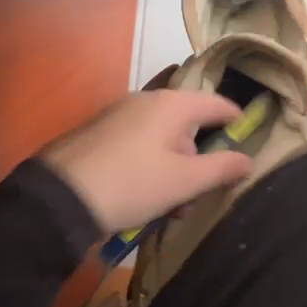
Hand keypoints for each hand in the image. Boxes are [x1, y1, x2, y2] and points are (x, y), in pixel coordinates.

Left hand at [41, 91, 255, 231]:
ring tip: (170, 207)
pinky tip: (143, 198)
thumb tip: (249, 160)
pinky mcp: (101, 132)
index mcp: (173, 104)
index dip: (238, 123)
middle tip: (199, 194)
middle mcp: (147, 99)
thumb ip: (221, 168)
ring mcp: (120, 114)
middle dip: (199, 160)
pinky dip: (150, 165)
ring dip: (174, 169)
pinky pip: (140, 143)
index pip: (219, 105)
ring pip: (163, 137)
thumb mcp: (184, 182)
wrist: (58, 197)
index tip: (249, 146)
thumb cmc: (132, 184)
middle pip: (190, 124)